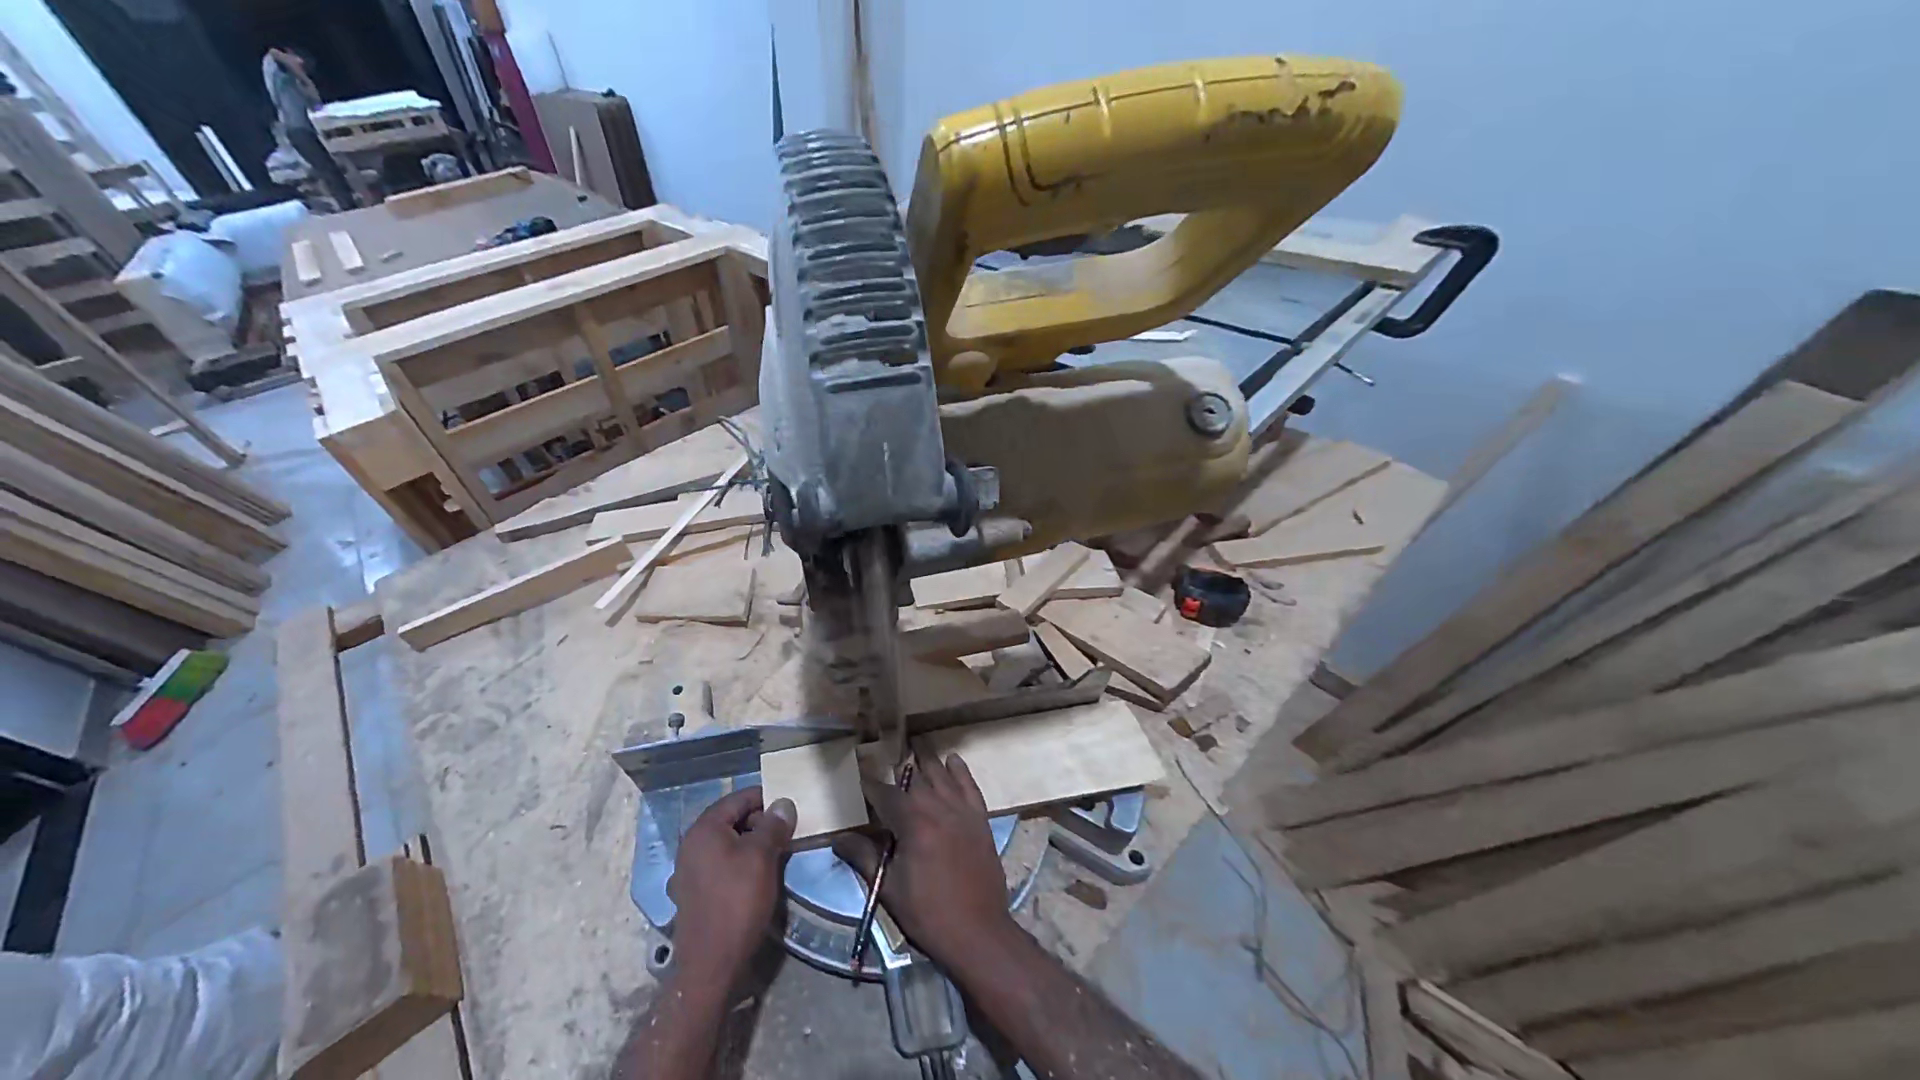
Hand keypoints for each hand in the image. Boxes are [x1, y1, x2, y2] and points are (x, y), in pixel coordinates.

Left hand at [667, 787, 794, 985]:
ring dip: (751, 842)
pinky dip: (739, 862)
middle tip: (787, 829)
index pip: (737, 798)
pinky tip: (756, 875)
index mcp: (703, 830)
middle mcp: (690, 845)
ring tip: (777, 851)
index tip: (789, 804)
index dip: (765, 797)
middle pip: (730, 819)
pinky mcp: (693, 893)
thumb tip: (783, 804)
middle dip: (759, 820)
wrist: (712, 964)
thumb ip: (773, 825)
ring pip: (726, 843)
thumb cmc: (738, 901)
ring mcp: (688, 871)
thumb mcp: (762, 857)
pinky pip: (719, 864)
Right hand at [833, 754, 1015, 966]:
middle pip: (915, 778)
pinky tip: (953, 759)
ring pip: (942, 777)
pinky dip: (960, 771)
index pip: (886, 794)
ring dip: (928, 761)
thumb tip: (838, 837)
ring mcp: (963, 812)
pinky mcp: (980, 820)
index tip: (859, 774)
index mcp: (913, 823)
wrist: (978, 931)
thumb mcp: (889, 889)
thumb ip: (864, 857)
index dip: (871, 785)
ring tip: (916, 745)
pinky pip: (970, 786)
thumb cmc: (928, 913)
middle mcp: (939, 808)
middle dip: (899, 768)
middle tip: (886, 759)